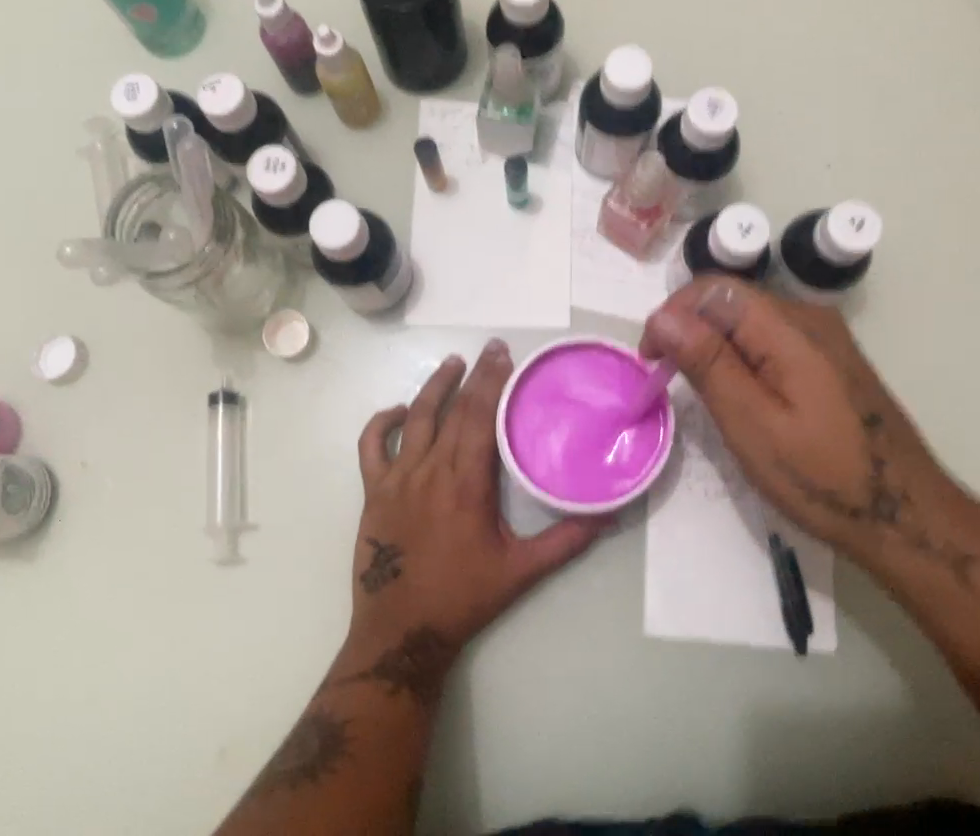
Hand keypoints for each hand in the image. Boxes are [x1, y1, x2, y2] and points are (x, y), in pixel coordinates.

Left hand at [349, 340, 608, 658]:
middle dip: (473, 375)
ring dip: (433, 387)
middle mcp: (430, 470)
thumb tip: (607, 516)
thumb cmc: (463, 597)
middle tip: (490, 349)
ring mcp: (396, 479)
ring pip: (415, 419)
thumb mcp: (521, 571)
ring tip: (451, 364)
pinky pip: (372, 446)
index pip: (481, 417)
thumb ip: (566, 541)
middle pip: (453, 410)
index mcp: (467, 483)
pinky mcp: (373, 492)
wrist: (401, 629)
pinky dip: (383, 423)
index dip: (493, 382)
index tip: (504, 356)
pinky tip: (399, 411)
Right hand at [640, 279, 917, 551]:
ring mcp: (824, 339)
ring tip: (699, 394)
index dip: (672, 315)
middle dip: (689, 330)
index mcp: (790, 328)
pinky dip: (740, 358)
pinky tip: (738, 397)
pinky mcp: (829, 361)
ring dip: (712, 346)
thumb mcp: (752, 423)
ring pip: (749, 321)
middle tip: (670, 382)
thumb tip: (662, 315)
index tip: (652, 362)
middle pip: (731, 300)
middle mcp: (809, 318)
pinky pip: (770, 341)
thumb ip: (708, 363)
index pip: (713, 289)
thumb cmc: (823, 476)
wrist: (904, 514)